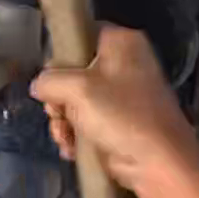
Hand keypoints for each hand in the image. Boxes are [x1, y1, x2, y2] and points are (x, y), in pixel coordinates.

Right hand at [29, 25, 198, 197]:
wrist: (159, 163)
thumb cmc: (121, 116)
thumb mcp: (77, 89)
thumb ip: (50, 80)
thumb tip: (39, 85)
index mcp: (122, 43)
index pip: (80, 34)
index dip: (60, 56)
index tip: (49, 78)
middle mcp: (125, 64)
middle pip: (75, 72)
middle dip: (59, 98)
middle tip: (56, 112)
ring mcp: (124, 96)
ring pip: (78, 101)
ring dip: (64, 121)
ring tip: (65, 137)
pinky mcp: (122, 123)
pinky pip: (89, 122)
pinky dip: (77, 135)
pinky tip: (72, 149)